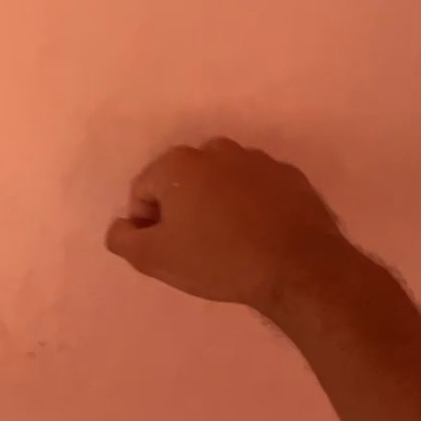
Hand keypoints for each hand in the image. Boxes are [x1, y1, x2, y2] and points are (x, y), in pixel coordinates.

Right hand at [105, 137, 356, 315]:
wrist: (299, 270)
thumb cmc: (216, 259)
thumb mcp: (150, 258)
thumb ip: (120, 237)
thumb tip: (123, 225)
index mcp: (179, 164)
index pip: (142, 191)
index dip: (147, 224)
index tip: (167, 248)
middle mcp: (217, 151)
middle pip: (180, 182)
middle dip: (180, 209)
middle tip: (192, 245)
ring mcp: (258, 161)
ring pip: (218, 184)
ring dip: (213, 206)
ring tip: (225, 242)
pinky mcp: (291, 177)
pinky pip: (253, 190)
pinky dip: (247, 208)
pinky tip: (254, 237)